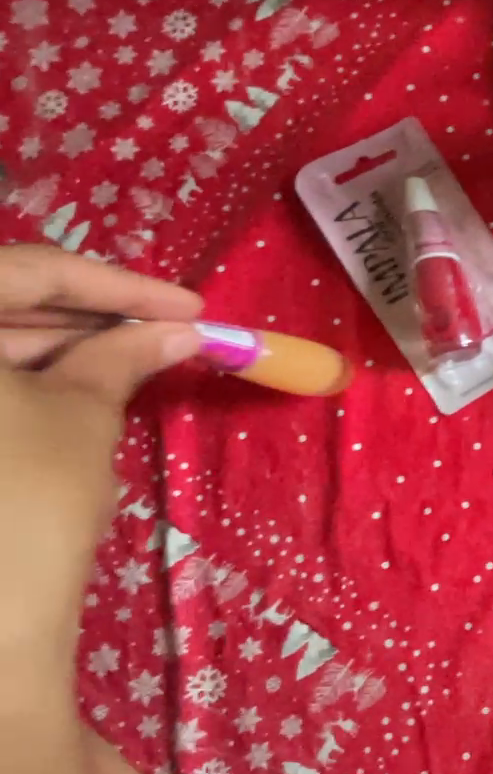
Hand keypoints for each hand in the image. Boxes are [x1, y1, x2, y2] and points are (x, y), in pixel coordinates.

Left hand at [0, 246, 200, 677]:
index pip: (19, 270)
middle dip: (79, 311)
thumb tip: (176, 329)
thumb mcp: (82, 415)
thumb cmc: (20, 503)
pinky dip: (15, 373)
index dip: (116, 283)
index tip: (193, 307)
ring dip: (46, 341)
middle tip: (168, 330)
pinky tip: (72, 381)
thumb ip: (121, 355)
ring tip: (131, 355)